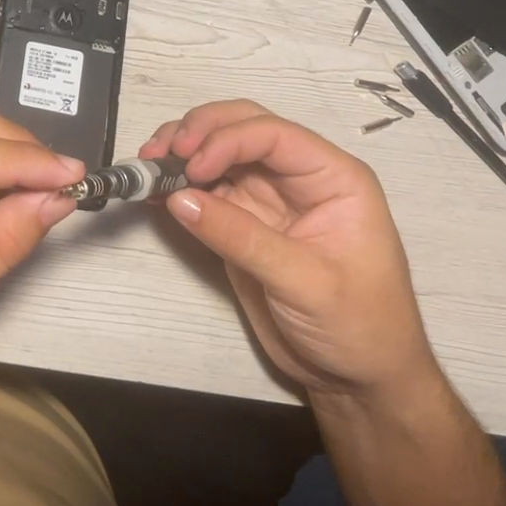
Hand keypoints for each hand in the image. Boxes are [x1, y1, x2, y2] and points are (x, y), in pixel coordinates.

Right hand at [142, 101, 439, 401]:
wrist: (356, 379)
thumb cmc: (357, 326)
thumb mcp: (305, 283)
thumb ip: (241, 237)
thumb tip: (177, 198)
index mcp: (332, 178)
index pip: (273, 134)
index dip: (226, 139)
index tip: (190, 166)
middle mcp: (297, 176)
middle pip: (241, 126)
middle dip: (197, 131)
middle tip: (161, 154)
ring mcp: (266, 196)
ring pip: (216, 149)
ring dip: (180, 150)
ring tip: (149, 165)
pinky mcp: (240, 219)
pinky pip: (203, 187)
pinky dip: (175, 182)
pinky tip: (152, 189)